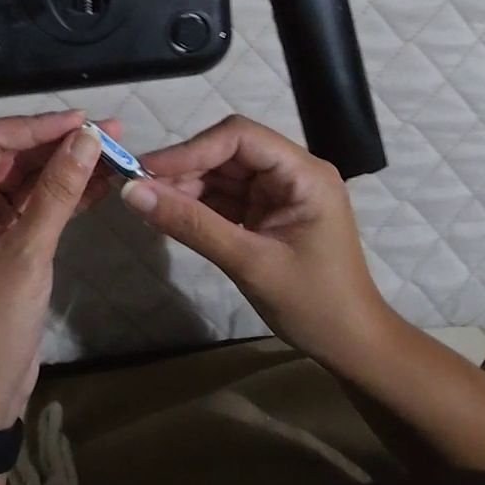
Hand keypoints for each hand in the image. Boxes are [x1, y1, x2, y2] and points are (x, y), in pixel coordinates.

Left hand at [0, 111, 114, 428]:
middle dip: (57, 142)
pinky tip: (103, 184)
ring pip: (29, 177)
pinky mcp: (11, 240)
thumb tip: (87, 138)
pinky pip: (39, 202)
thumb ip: (57, 193)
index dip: (34, 126)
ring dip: (67, 165)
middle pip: (11, 154)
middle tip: (108, 132)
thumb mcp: (28, 254)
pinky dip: (68, 192)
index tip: (80, 121)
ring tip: (114, 151)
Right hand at [120, 115, 393, 360]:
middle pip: (227, 151)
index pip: (240, 137)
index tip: (148, 169)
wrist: (352, 347)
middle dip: (185, 167)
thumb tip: (131, 194)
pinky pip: (224, 197)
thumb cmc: (314, 304)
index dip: (192, 148)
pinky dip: (196, 205)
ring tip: (149, 204)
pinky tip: (169, 215)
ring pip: (221, 173)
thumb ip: (191, 225)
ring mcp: (278, 193)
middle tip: (139, 189)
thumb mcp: (249, 263)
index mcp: (304, 173)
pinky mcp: (266, 212)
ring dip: (186, 187)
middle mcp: (292, 173)